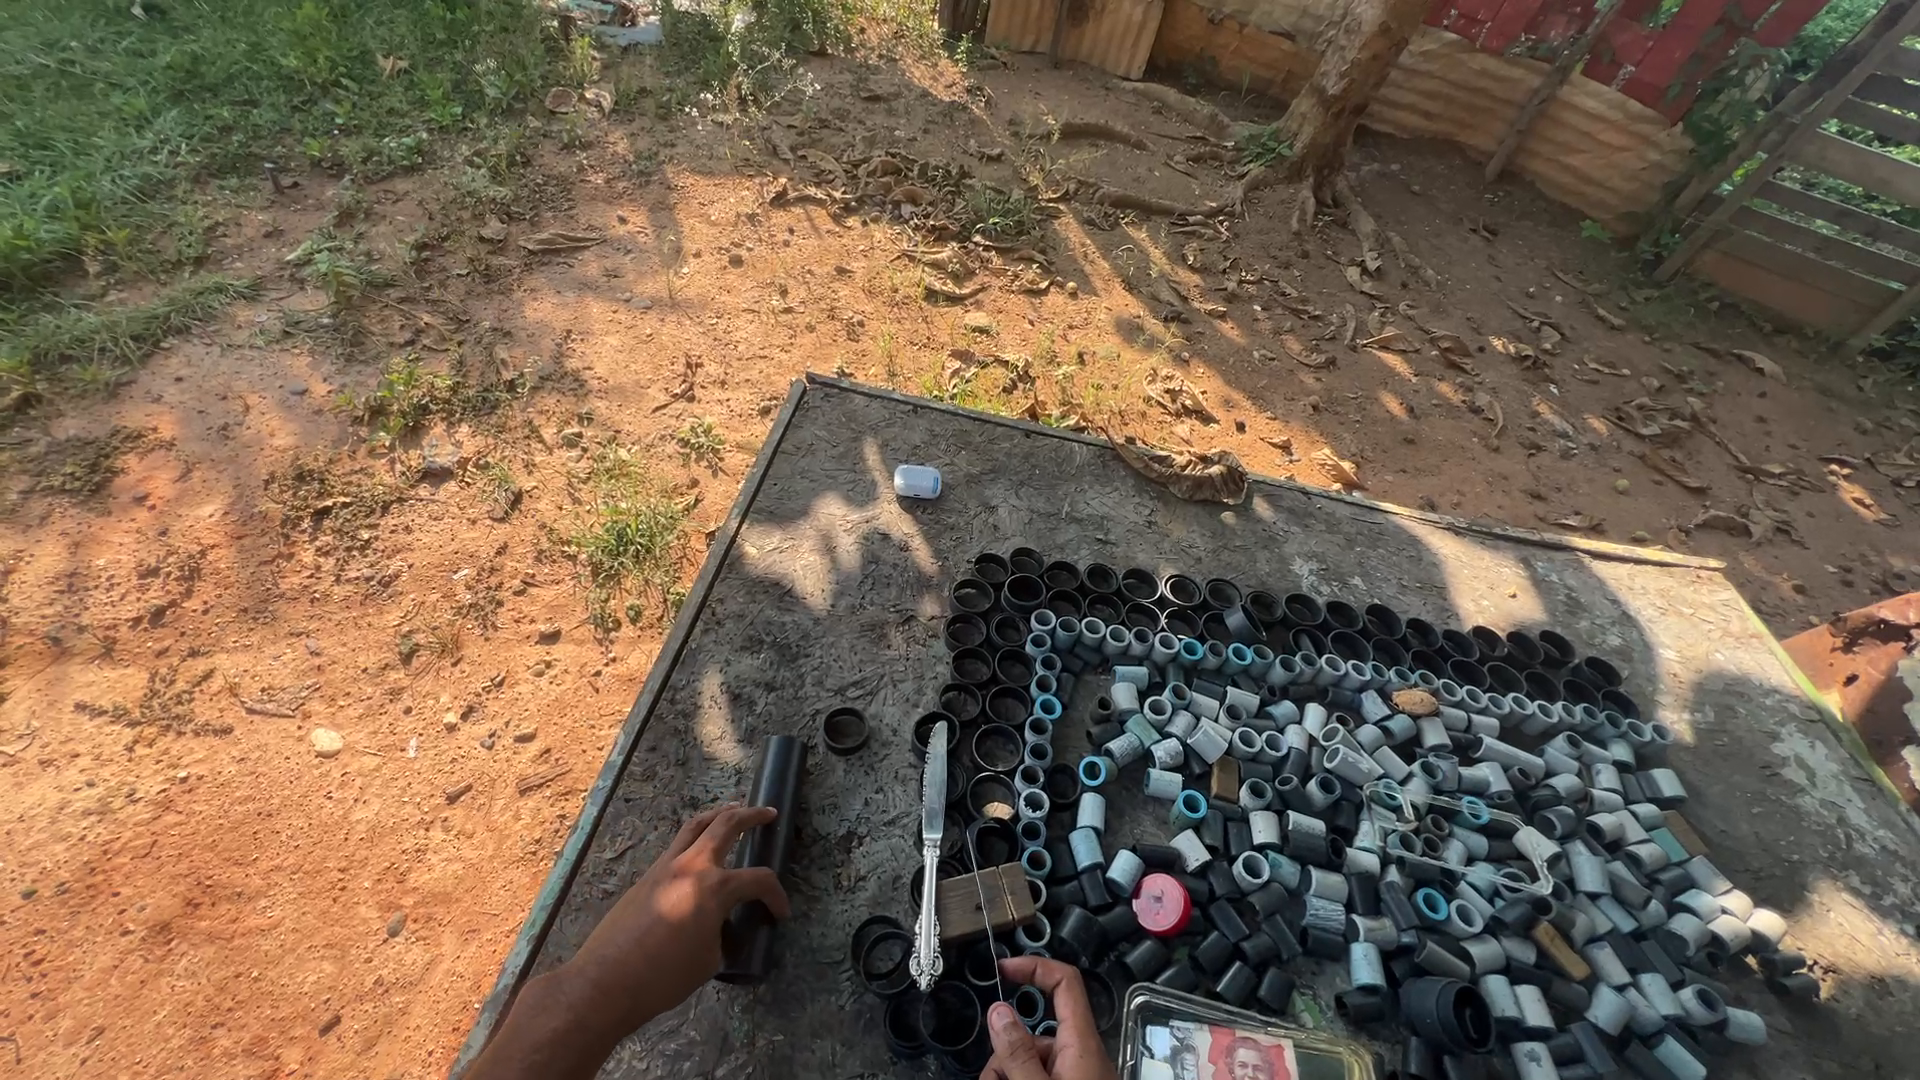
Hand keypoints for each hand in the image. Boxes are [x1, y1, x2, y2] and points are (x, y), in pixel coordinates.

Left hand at [567, 804, 791, 1033]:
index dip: (776, 896)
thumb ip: (721, 933)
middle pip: (726, 824)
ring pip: (696, 824)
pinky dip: (695, 838)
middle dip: (751, 815)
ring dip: (719, 814)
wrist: (603, 984)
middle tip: (768, 814)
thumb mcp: (708, 960)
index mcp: (715, 887)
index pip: (758, 880)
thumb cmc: (662, 977)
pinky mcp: (646, 877)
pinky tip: (699, 850)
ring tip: (733, 810)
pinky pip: (677, 846)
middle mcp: (693, 866)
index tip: (781, 913)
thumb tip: (719, 926)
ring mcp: (666, 867)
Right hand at [981, 957, 1118, 1079]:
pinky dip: (1015, 1079)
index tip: (1002, 969)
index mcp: (1082, 1043)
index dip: (1034, 966)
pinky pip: (1036, 1075)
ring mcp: (1075, 1075)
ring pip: (1029, 1057)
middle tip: (990, 1078)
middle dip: (1004, 1049)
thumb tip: (998, 1009)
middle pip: (1033, 1031)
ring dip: (1004, 1071)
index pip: (1064, 980)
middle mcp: (1080, 1053)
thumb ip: (1018, 1053)